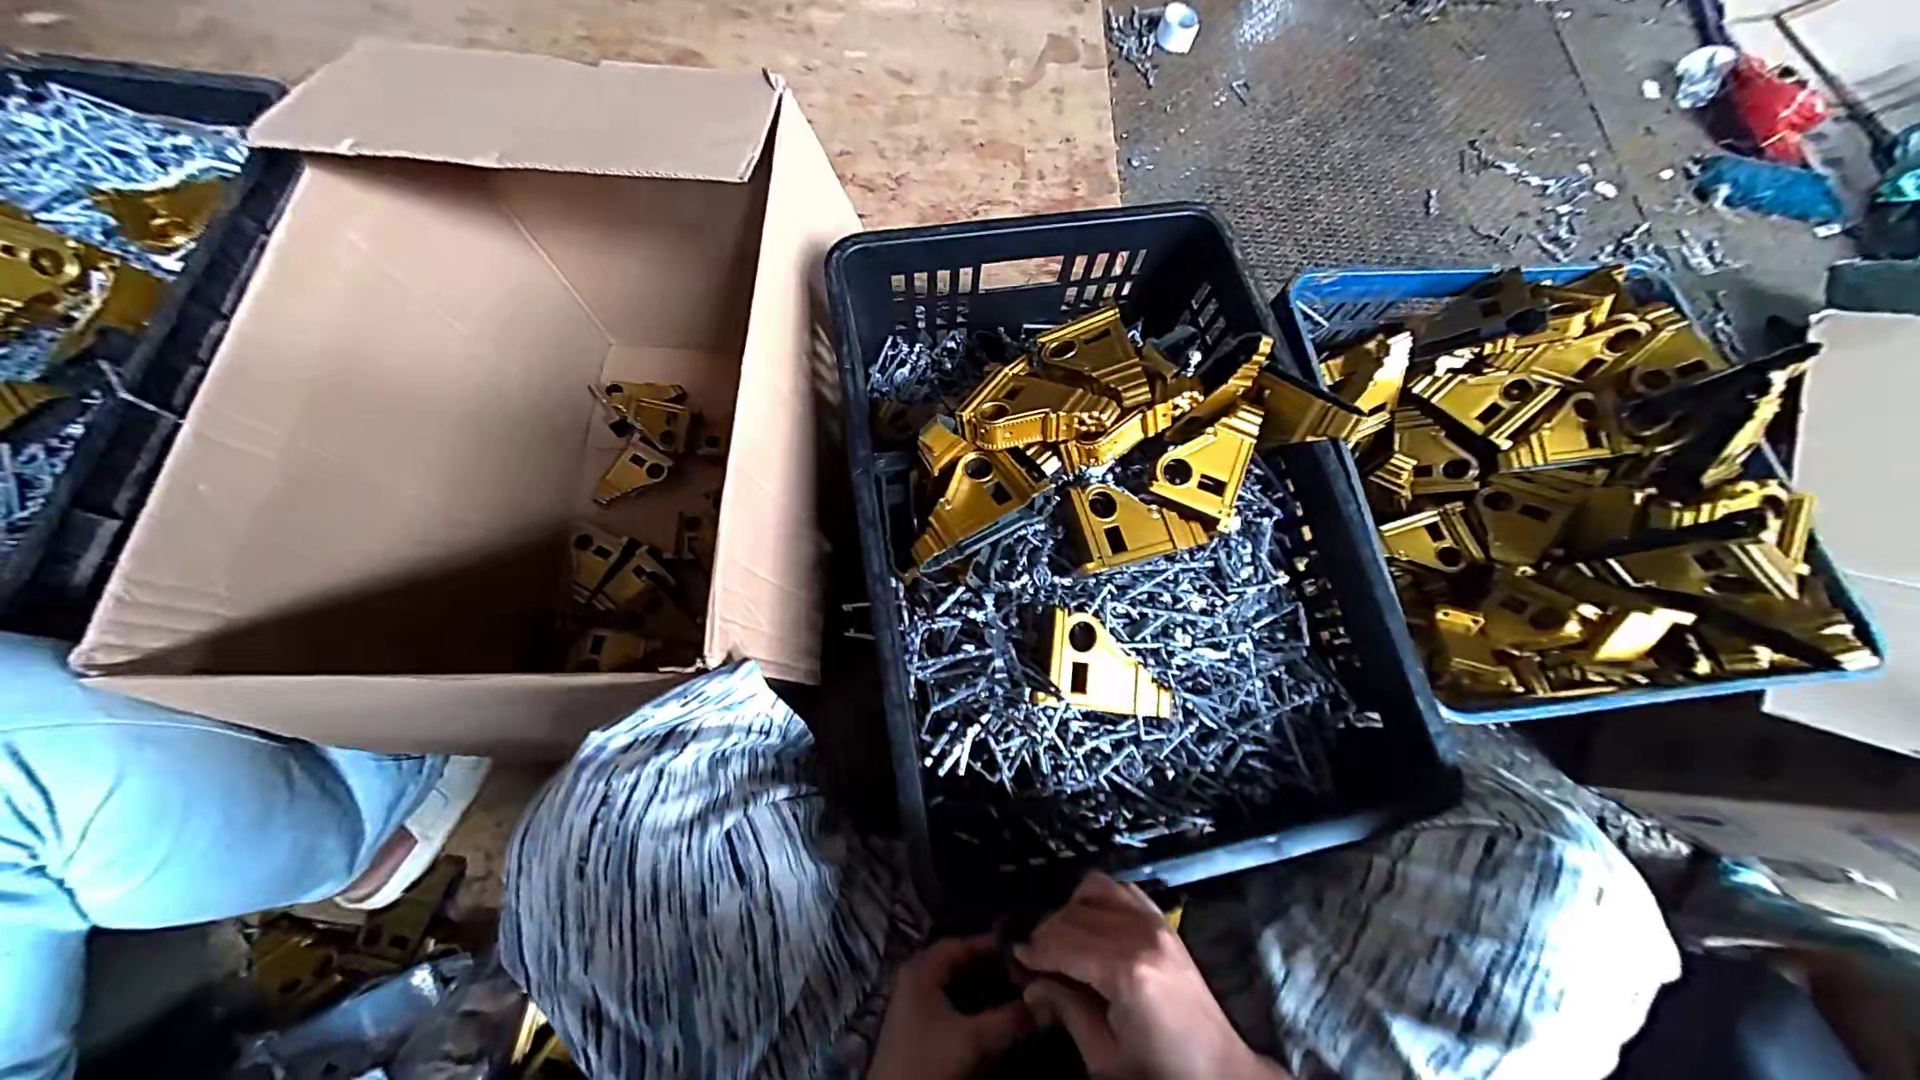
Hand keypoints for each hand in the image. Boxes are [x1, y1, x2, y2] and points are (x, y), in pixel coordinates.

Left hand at [868, 933, 1037, 1079]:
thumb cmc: (926, 1067)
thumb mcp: (971, 1043)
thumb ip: (1010, 1021)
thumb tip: (1050, 1005)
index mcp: (921, 970)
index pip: (962, 944)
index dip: (993, 946)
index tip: (1025, 951)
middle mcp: (917, 980)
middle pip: (961, 966)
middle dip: (994, 971)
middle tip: (1027, 976)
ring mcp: (917, 1007)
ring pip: (959, 989)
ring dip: (987, 993)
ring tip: (1020, 996)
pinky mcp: (921, 1032)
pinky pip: (954, 1009)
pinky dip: (977, 1012)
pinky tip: (999, 1021)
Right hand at [1013, 873, 1291, 1079]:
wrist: (1221, 1072)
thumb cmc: (1162, 1073)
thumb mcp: (1105, 1058)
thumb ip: (1066, 1012)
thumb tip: (1032, 985)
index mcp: (1127, 972)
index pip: (1062, 942)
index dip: (1033, 950)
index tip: (1016, 959)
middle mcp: (1140, 934)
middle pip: (1073, 914)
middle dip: (1046, 935)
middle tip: (1034, 960)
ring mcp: (1155, 921)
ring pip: (1094, 890)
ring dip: (1070, 911)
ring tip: (1062, 942)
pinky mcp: (1163, 920)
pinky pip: (1120, 889)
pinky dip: (1098, 899)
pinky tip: (1090, 926)